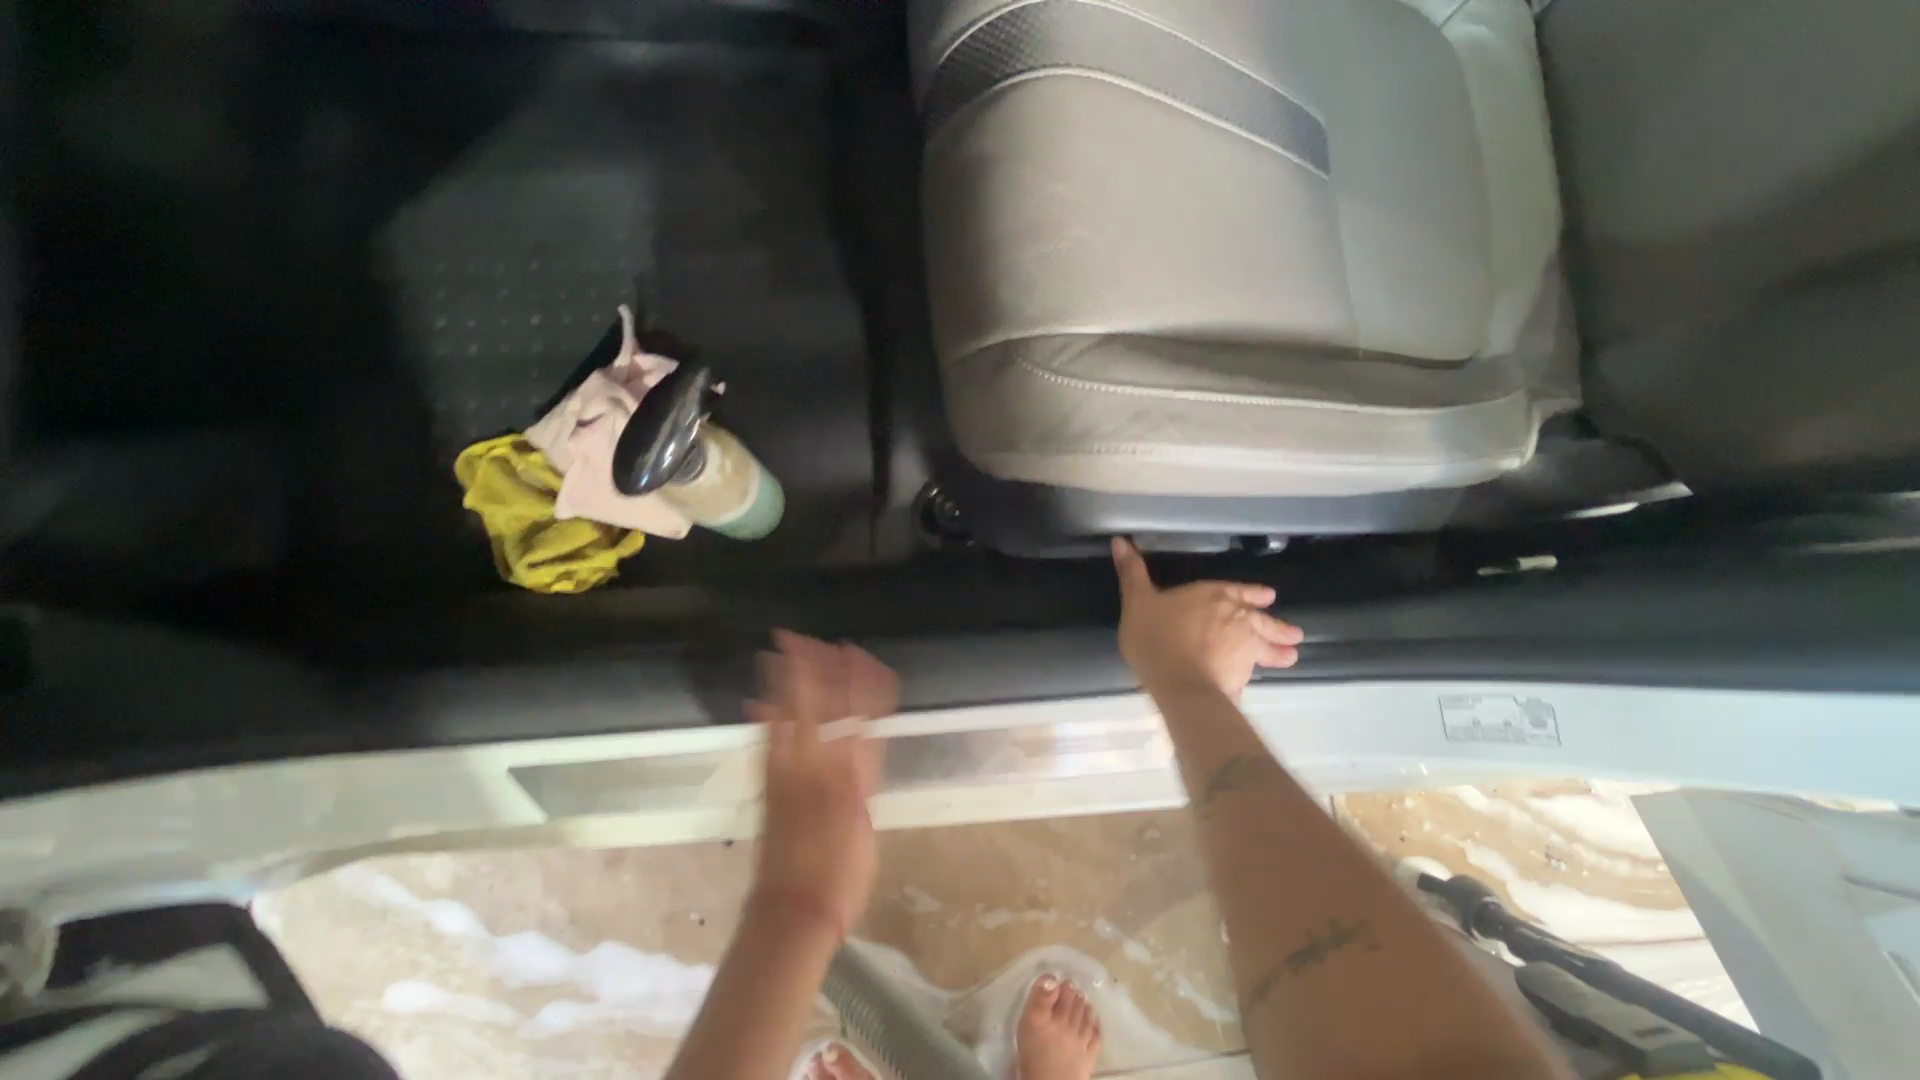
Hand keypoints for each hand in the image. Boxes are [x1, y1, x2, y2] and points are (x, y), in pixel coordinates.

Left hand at [746, 630, 898, 937]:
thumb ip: (861, 776)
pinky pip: (766, 744)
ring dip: (781, 684)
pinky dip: (763, 718)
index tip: (854, 650)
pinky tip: (758, 701)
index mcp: (845, 772)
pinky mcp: (769, 789)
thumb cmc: (842, 874)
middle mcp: (813, 764)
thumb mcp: (863, 822)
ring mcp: (785, 775)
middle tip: (800, 636)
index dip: (854, 680)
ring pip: (784, 717)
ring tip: (776, 652)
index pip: (854, 713)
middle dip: (809, 669)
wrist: (794, 908)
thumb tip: (861, 736)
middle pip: (812, 706)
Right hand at [1112, 538, 1303, 699]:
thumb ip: (1132, 573)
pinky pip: (1252, 675)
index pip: (1240, 591)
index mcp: (1215, 595)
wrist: (1181, 684)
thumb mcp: (1136, 601)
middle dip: (1278, 626)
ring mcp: (1245, 650)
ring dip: (1279, 651)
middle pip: (1262, 620)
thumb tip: (1121, 541)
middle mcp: (1238, 619)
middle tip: (1295, 634)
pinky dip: (1256, 676)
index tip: (1269, 596)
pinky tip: (1254, 683)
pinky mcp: (1242, 678)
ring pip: (1267, 648)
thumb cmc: (1157, 637)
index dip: (1253, 593)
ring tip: (1292, 657)